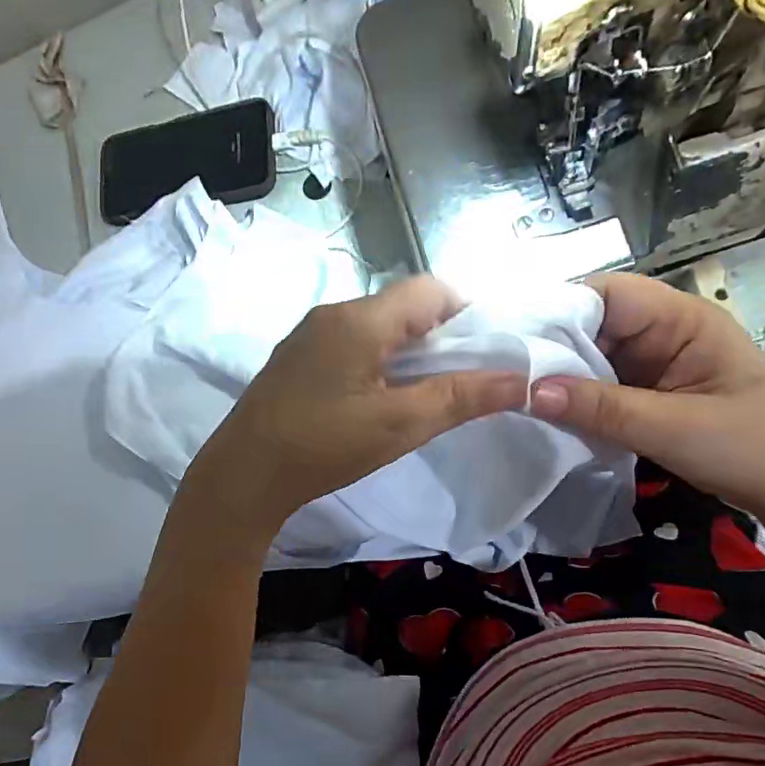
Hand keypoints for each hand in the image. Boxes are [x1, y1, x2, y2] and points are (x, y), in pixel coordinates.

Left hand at [185, 275, 527, 529]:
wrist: (243, 475)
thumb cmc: (324, 446)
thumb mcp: (401, 424)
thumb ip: (462, 397)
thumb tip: (521, 380)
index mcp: (361, 318)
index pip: (431, 289)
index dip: (467, 312)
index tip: (484, 351)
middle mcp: (333, 313)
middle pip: (403, 306)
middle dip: (439, 336)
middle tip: (459, 379)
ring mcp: (308, 335)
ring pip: (375, 326)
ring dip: (407, 351)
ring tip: (421, 394)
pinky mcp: (295, 359)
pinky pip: (349, 344)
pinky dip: (376, 361)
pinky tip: (376, 399)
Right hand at [528, 271, 764, 515]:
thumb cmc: (751, 449)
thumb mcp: (673, 429)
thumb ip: (601, 409)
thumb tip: (528, 391)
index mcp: (682, 320)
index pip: (608, 295)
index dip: (560, 312)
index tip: (515, 344)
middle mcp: (663, 331)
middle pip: (593, 324)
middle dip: (552, 348)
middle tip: (506, 377)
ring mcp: (653, 362)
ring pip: (591, 356)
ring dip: (560, 376)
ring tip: (516, 395)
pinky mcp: (645, 391)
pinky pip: (599, 384)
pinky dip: (575, 398)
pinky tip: (547, 412)